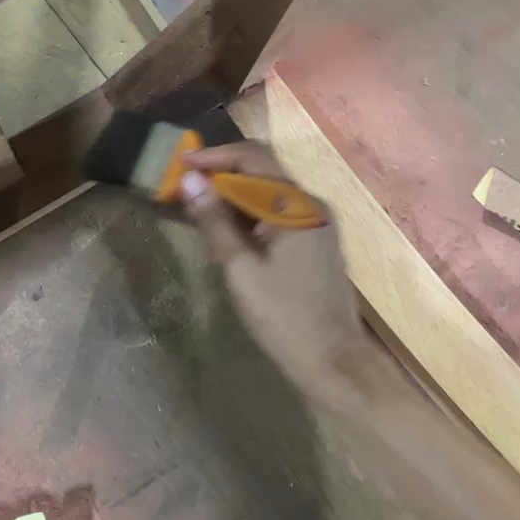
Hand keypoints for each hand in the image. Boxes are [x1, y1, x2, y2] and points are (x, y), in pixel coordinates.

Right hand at [180, 141, 365, 396]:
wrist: (336, 364)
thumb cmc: (284, 317)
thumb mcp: (240, 268)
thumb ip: (214, 220)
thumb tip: (190, 180)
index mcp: (296, 205)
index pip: (253, 156)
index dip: (215, 155)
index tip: (183, 163)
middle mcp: (311, 204)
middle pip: (262, 171)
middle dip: (221, 176)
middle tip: (186, 190)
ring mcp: (316, 223)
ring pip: (268, 192)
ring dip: (234, 197)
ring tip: (199, 214)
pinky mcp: (315, 241)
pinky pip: (278, 213)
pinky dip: (250, 215)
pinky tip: (227, 236)